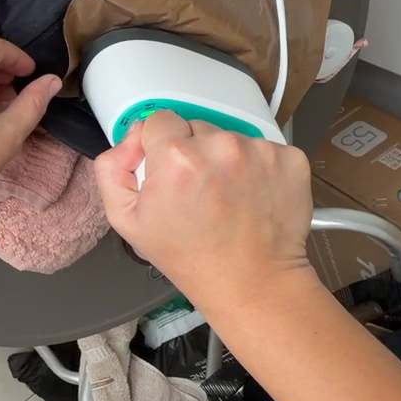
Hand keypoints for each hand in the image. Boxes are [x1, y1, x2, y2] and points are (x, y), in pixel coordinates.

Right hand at [94, 111, 315, 318]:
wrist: (250, 281)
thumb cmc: (188, 255)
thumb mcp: (124, 219)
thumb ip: (111, 169)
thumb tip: (130, 140)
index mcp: (175, 157)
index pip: (158, 119)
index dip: (157, 145)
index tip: (165, 172)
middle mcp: (219, 147)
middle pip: (194, 127)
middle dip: (190, 152)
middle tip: (194, 190)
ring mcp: (259, 151)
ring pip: (227, 137)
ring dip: (223, 159)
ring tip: (223, 196)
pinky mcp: (289, 159)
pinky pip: (261, 147)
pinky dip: (255, 167)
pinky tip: (248, 196)